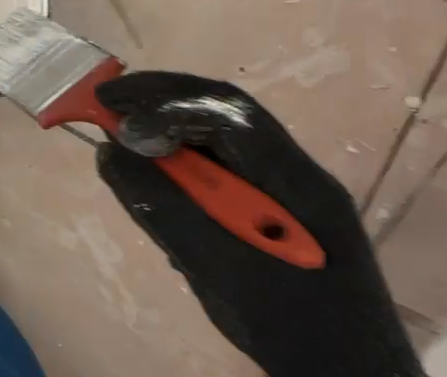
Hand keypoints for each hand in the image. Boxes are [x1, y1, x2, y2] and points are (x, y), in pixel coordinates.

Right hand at [94, 71, 423, 376]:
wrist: (342, 372)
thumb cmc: (281, 318)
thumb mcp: (210, 262)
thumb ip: (156, 203)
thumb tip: (108, 150)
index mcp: (296, 183)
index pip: (227, 117)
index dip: (163, 105)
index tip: (109, 114)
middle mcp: (294, 173)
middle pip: (224, 110)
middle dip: (160, 97)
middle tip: (104, 101)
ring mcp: (285, 189)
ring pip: (218, 133)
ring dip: (164, 123)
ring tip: (118, 133)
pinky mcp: (269, 207)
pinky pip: (218, 163)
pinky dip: (176, 156)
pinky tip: (152, 179)